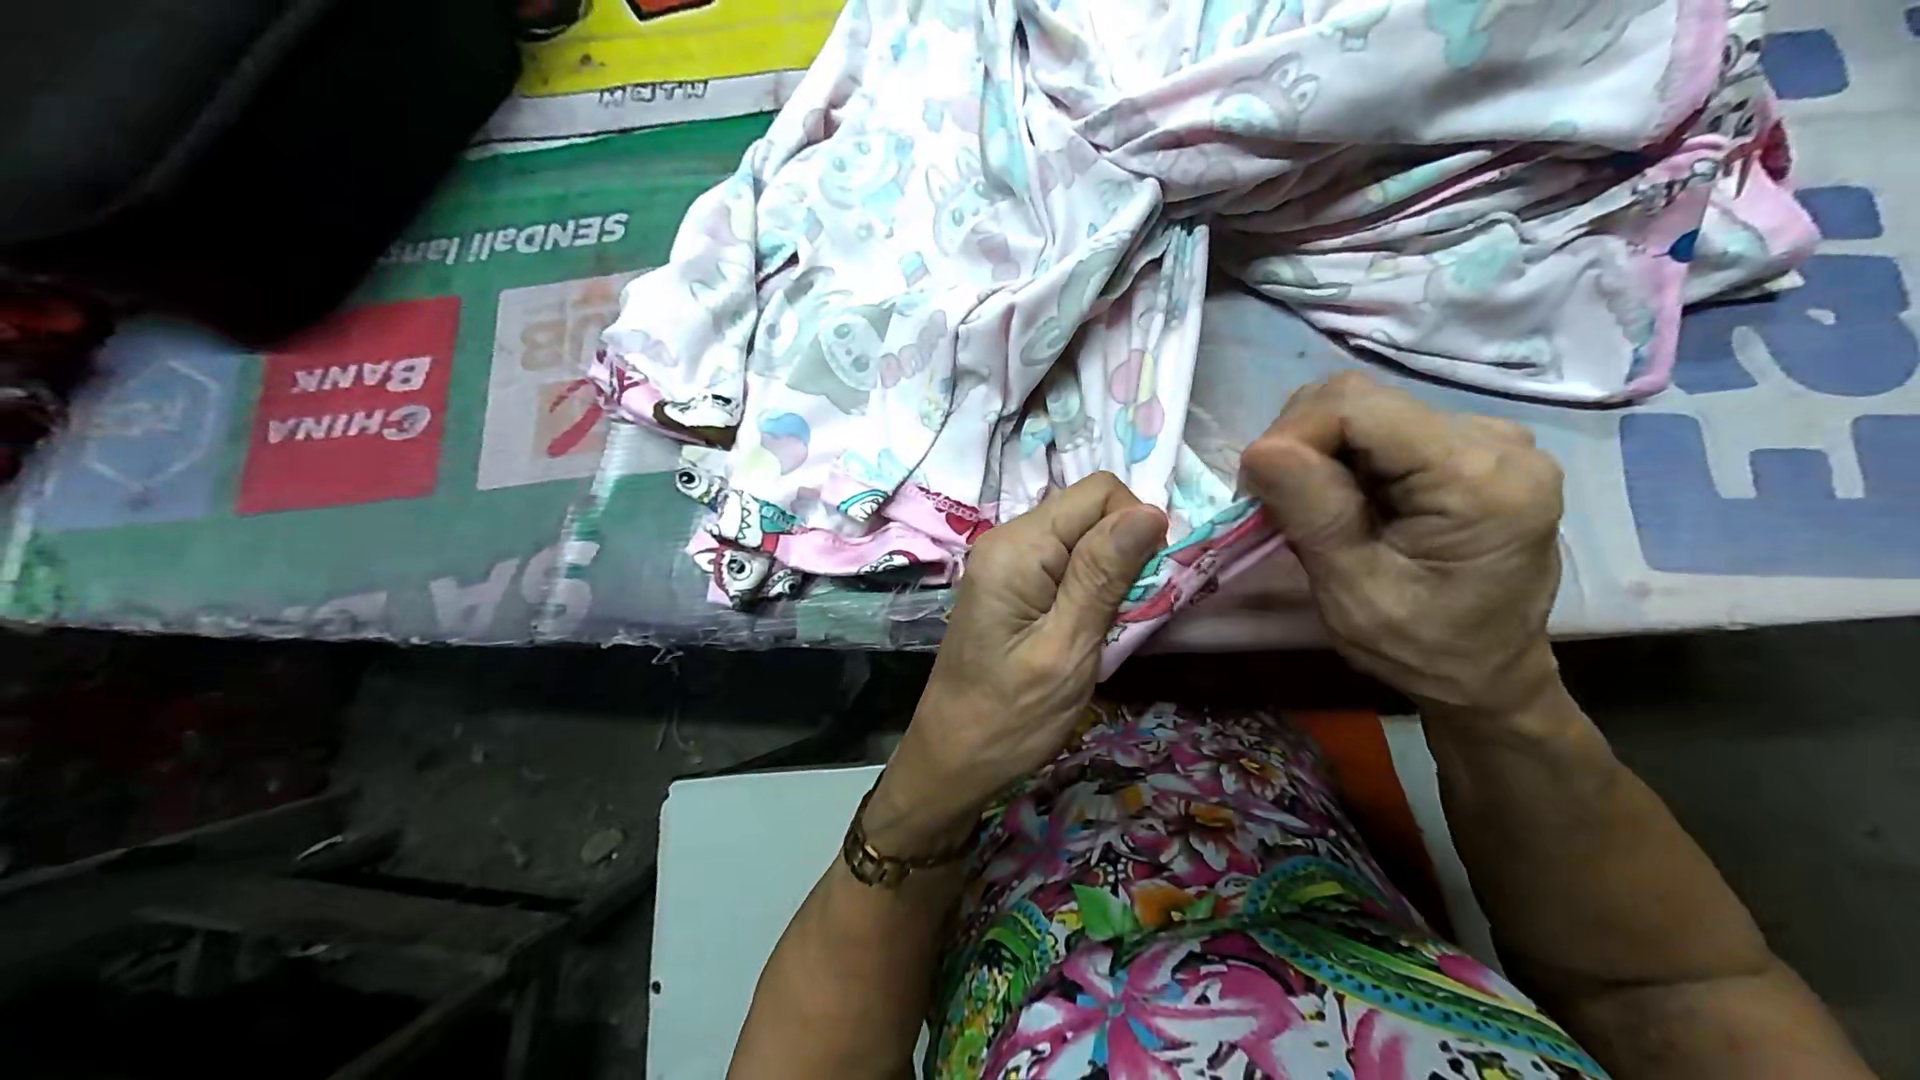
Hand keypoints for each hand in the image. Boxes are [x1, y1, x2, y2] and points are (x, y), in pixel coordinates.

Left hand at [869, 473, 1166, 854]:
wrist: (952, 758)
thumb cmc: (1011, 717)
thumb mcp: (1067, 649)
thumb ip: (1104, 575)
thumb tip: (1150, 510)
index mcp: (1017, 547)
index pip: (1099, 492)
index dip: (1137, 526)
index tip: (1146, 584)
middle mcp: (1007, 539)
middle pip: (1090, 510)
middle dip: (1126, 550)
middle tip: (1129, 611)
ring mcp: (1006, 561)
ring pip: (1082, 536)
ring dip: (1111, 573)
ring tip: (1109, 625)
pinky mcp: (1011, 584)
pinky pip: (1065, 562)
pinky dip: (1090, 587)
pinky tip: (1088, 625)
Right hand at [1240, 373, 1564, 713]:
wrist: (1486, 673)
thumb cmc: (1422, 647)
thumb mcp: (1354, 591)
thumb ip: (1313, 514)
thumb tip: (1260, 449)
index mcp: (1480, 477)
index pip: (1357, 407)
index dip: (1292, 435)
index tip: (1259, 492)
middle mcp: (1495, 439)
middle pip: (1358, 399)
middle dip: (1298, 443)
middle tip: (1276, 505)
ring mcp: (1486, 437)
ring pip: (1362, 407)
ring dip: (1314, 451)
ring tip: (1308, 508)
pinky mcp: (1467, 446)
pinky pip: (1379, 426)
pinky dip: (1339, 457)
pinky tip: (1340, 500)